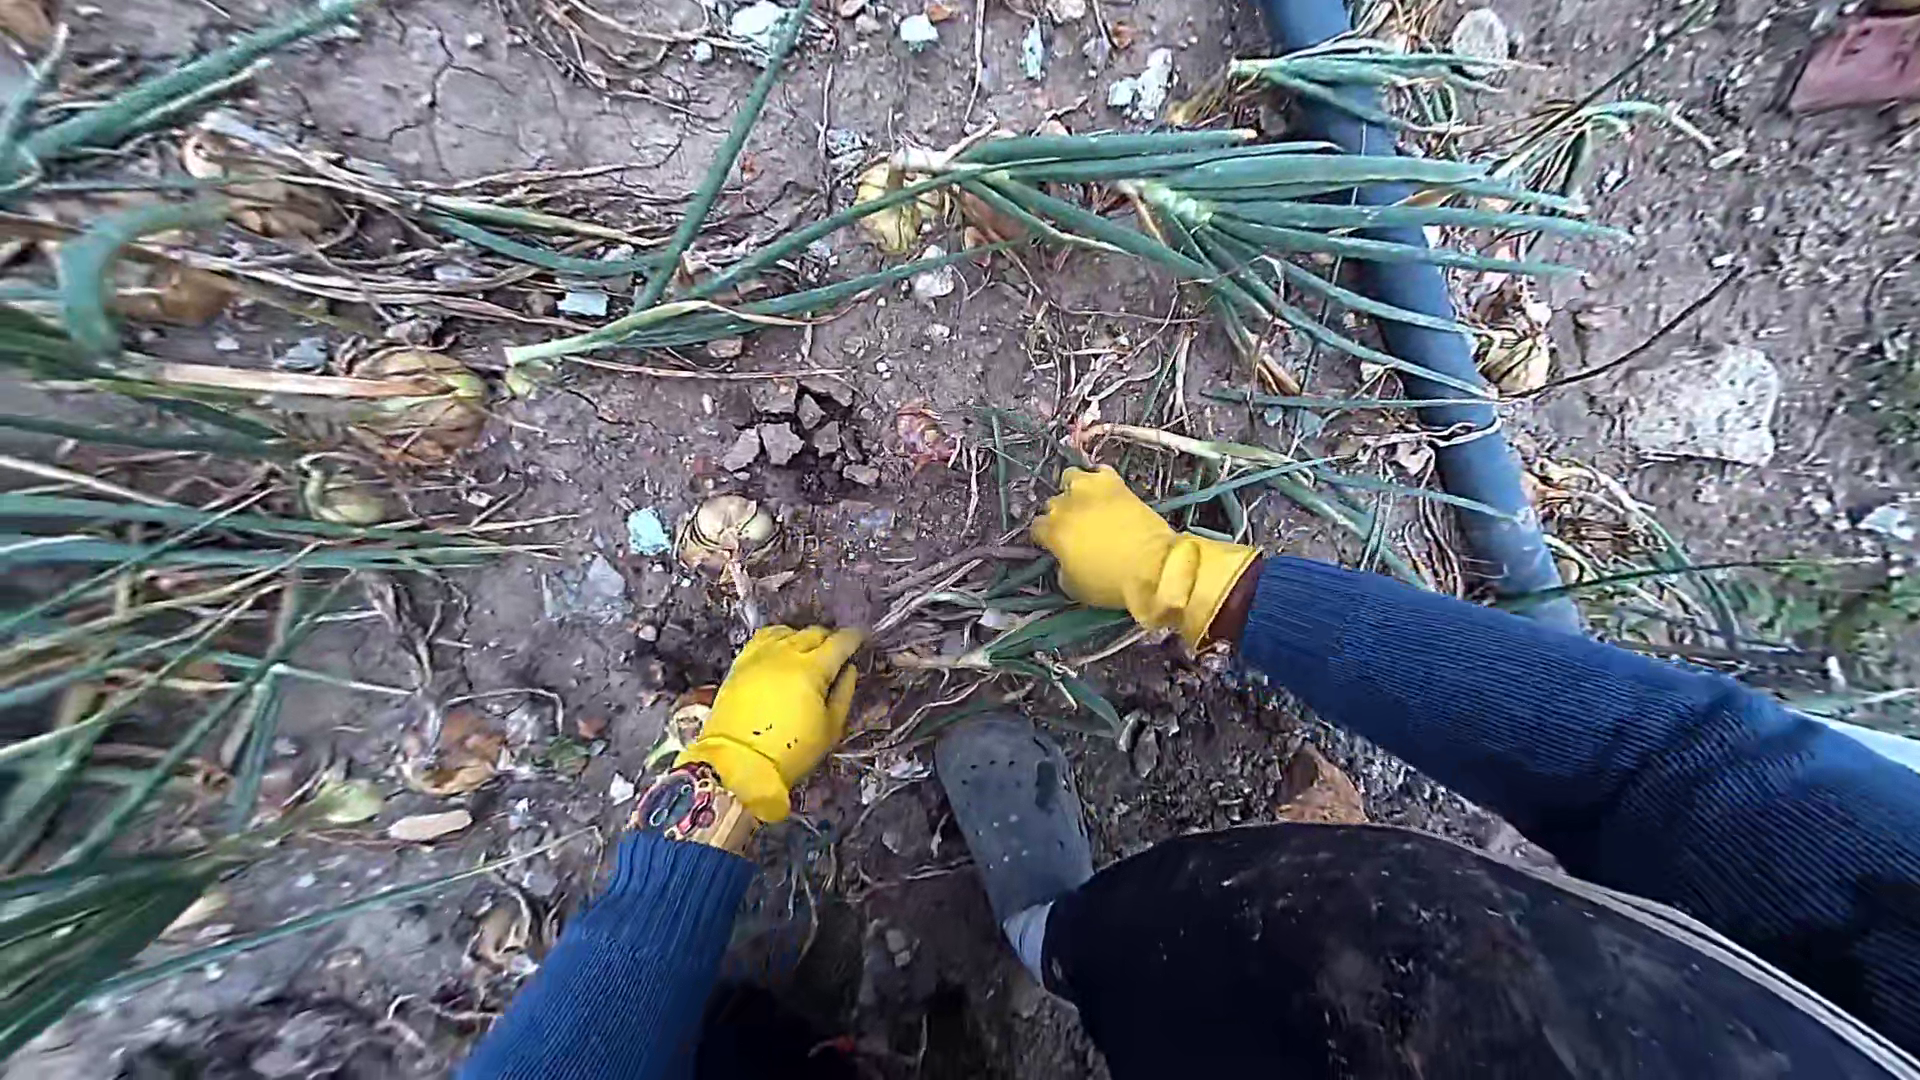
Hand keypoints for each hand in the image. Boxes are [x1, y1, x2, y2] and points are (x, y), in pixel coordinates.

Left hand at [677, 625, 862, 821]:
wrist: (737, 765)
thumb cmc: (791, 752)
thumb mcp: (831, 728)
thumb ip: (844, 693)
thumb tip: (849, 670)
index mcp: (814, 668)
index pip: (840, 642)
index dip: (853, 638)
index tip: (860, 640)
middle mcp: (787, 654)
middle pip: (814, 632)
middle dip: (829, 639)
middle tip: (836, 651)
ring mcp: (761, 656)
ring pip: (789, 632)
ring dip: (803, 637)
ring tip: (808, 650)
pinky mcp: (741, 663)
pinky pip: (763, 637)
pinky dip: (778, 637)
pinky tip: (780, 648)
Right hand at [1030, 466, 1177, 609]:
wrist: (1153, 567)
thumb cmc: (1111, 582)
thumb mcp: (1074, 587)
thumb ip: (1062, 568)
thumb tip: (1064, 559)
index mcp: (1053, 531)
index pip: (1037, 527)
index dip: (1044, 536)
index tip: (1054, 544)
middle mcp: (1066, 505)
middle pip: (1053, 503)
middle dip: (1060, 514)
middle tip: (1075, 528)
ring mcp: (1090, 489)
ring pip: (1071, 477)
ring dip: (1075, 489)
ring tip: (1086, 502)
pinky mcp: (1115, 483)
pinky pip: (1100, 471)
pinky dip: (1100, 480)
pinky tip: (1106, 492)